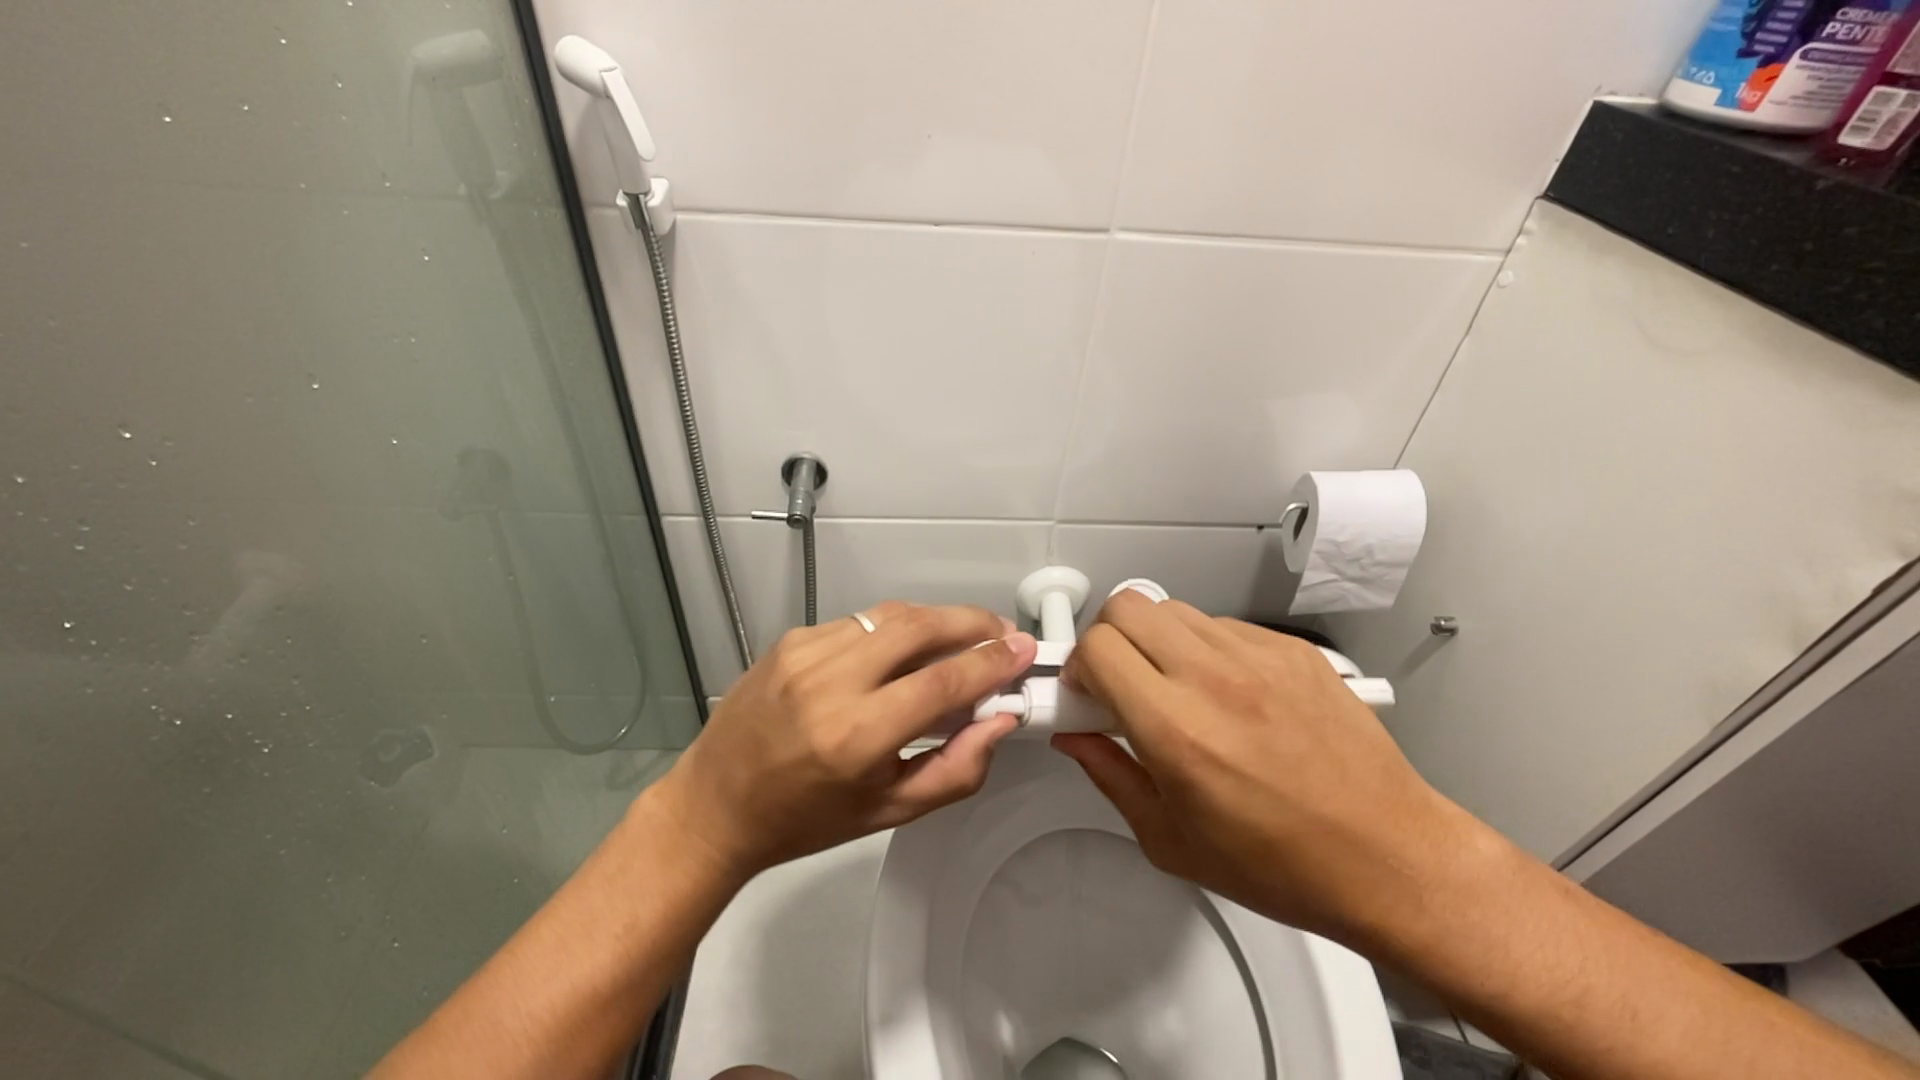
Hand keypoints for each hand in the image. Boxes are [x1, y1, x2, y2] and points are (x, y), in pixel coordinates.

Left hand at [650, 603, 1037, 880]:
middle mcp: (830, 683)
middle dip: (973, 622)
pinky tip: (907, 648)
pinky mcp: (790, 640)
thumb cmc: (805, 821)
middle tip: (1003, 632)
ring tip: (967, 634)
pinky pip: (858, 622)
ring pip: (890, 615)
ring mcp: (804, 653)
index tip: (1024, 650)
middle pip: (920, 627)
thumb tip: (1001, 719)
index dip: (992, 662)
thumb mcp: (890, 811)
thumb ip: (956, 768)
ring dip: (937, 619)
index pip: (943, 682)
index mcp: (856, 737)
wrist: (715, 805)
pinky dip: (894, 629)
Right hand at [1053, 591, 1486, 945]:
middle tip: (1118, 682)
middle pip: (1127, 606)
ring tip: (1173, 688)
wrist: (1388, 858)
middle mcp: (1216, 679)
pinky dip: (1206, 647)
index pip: (1097, 648)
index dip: (1078, 668)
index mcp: (1177, 730)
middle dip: (1107, 638)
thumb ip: (1110, 775)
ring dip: (1156, 640)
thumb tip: (1076, 737)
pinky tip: (1225, 692)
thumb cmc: (1285, 865)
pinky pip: (1226, 625)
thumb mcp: (1170, 839)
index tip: (1085, 695)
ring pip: (1175, 610)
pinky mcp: (1295, 651)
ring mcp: (1260, 657)